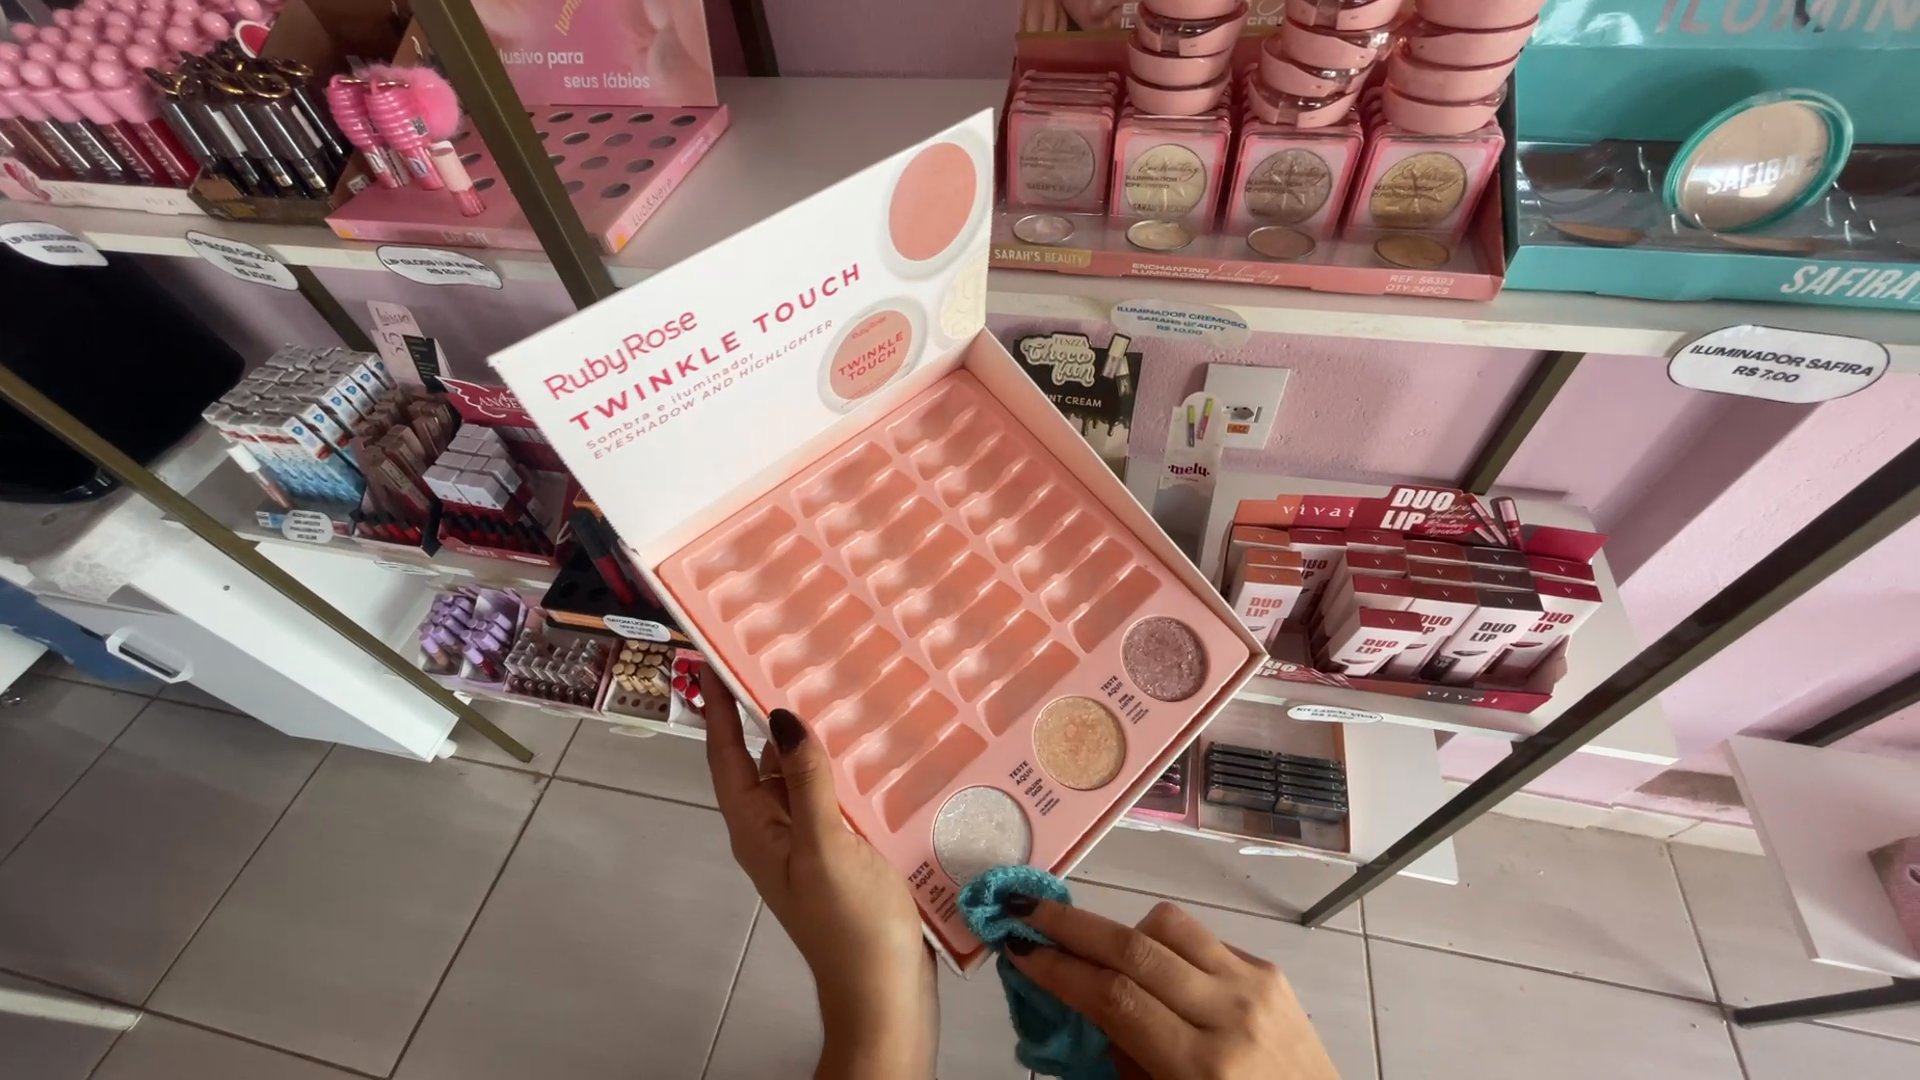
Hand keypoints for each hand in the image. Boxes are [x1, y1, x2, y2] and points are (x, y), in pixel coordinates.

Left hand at [702, 668, 936, 1079]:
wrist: (886, 990)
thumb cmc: (849, 922)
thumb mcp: (825, 846)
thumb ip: (804, 782)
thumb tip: (780, 716)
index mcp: (757, 827)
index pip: (725, 755)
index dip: (714, 708)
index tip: (709, 660)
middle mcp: (776, 828)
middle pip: (763, 759)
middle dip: (768, 711)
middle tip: (788, 653)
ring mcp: (810, 838)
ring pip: (802, 773)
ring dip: (811, 734)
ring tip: (834, 683)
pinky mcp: (842, 846)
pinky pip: (833, 791)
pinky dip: (842, 762)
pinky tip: (872, 739)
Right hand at [1003, 896, 1339, 1079]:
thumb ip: (1123, 1064)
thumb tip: (1081, 1007)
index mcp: (1203, 1069)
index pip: (1114, 998)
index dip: (1060, 969)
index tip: (1020, 949)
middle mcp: (1229, 1015)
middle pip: (1134, 947)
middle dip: (1072, 924)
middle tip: (1028, 908)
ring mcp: (1254, 984)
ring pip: (1167, 924)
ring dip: (1122, 928)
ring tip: (1100, 949)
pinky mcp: (1269, 970)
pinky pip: (1200, 937)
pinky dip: (1166, 944)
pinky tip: (1159, 971)